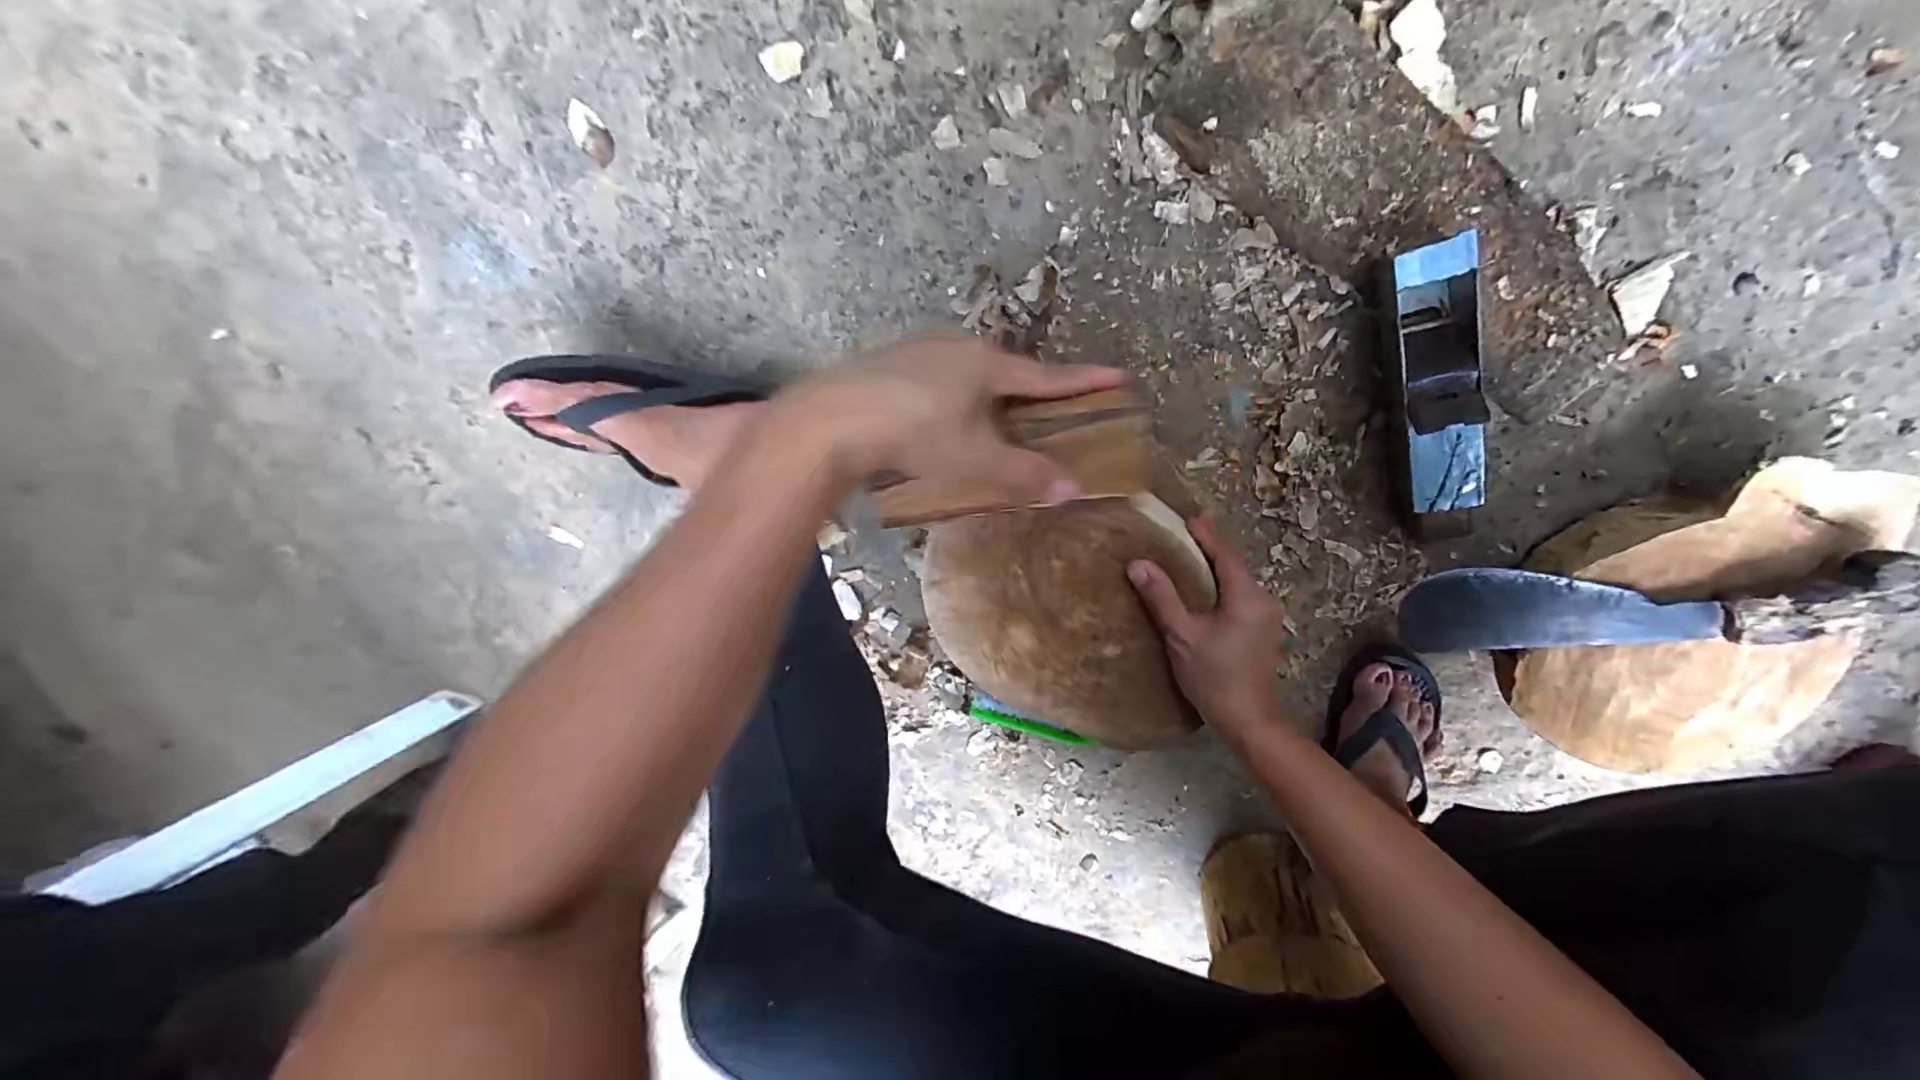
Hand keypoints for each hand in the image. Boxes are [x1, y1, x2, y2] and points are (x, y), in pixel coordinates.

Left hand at [775, 334, 1126, 502]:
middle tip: (1045, 406)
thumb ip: (1024, 474)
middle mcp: (958, 346)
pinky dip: (950, 390)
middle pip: (1006, 368)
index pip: (1048, 377)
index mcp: (988, 365)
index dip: (1084, 381)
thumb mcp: (976, 459)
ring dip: (986, 387)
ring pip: (968, 367)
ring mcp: (920, 347)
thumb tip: (1073, 489)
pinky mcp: (889, 359)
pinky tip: (937, 409)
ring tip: (988, 412)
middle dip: (1029, 387)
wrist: (834, 418)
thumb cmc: (915, 434)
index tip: (1118, 377)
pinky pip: (935, 372)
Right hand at [1126, 514, 1287, 741]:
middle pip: (1234, 566)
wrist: (1248, 720)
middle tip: (1190, 529)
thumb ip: (1161, 598)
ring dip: (1216, 567)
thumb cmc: (1214, 676)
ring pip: (1238, 582)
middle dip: (1212, 547)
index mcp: (1246, 597)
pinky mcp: (1262, 631)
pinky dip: (1221, 585)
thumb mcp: (1182, 635)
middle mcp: (1263, 601)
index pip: (1225, 555)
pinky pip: (1240, 596)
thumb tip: (1138, 563)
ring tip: (1192, 553)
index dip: (1206, 535)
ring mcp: (1266, 617)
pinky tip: (1205, 588)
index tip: (1190, 517)